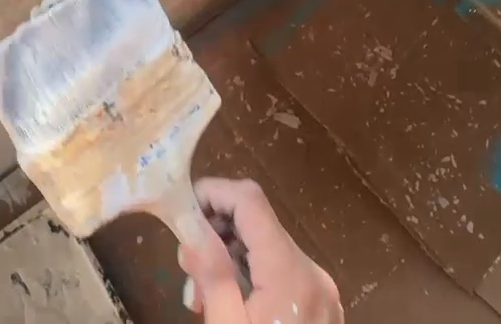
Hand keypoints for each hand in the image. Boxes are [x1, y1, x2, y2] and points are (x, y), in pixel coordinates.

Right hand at [181, 178, 342, 322]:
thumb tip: (189, 224)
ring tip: (203, 296)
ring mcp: (320, 291)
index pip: (249, 200)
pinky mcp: (320, 308)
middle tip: (186, 268)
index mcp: (291, 272)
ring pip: (266, 245)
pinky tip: (229, 304)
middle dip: (215, 232)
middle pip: (257, 221)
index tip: (180, 209)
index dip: (212, 191)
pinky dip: (249, 273)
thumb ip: (210, 273)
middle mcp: (312, 272)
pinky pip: (279, 270)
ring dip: (229, 255)